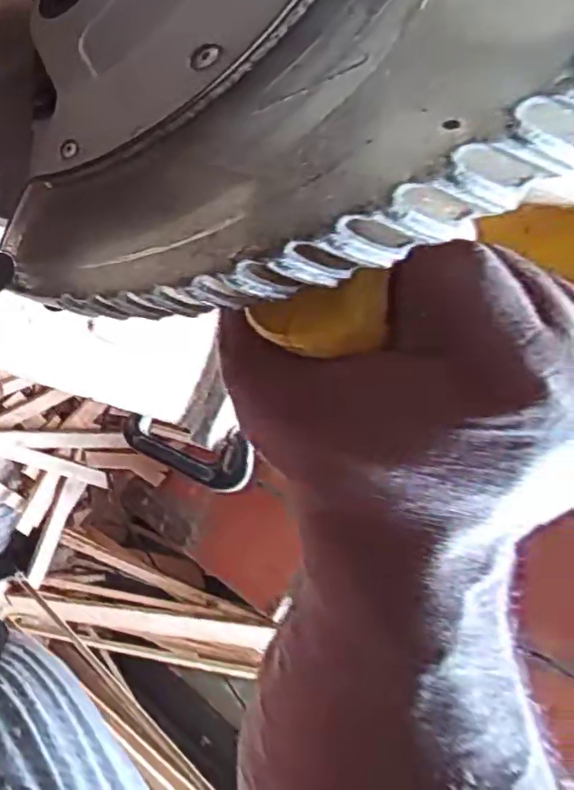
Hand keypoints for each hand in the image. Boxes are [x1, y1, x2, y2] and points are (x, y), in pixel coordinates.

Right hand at [219, 241, 573, 545]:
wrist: (405, 534)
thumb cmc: (331, 464)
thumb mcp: (261, 385)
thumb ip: (251, 314)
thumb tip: (248, 262)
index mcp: (497, 369)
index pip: (447, 258)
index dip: (378, 265)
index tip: (338, 295)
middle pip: (492, 261)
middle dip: (416, 275)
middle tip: (364, 314)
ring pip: (524, 278)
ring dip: (455, 290)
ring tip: (404, 331)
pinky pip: (550, 308)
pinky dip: (492, 311)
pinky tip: (448, 343)